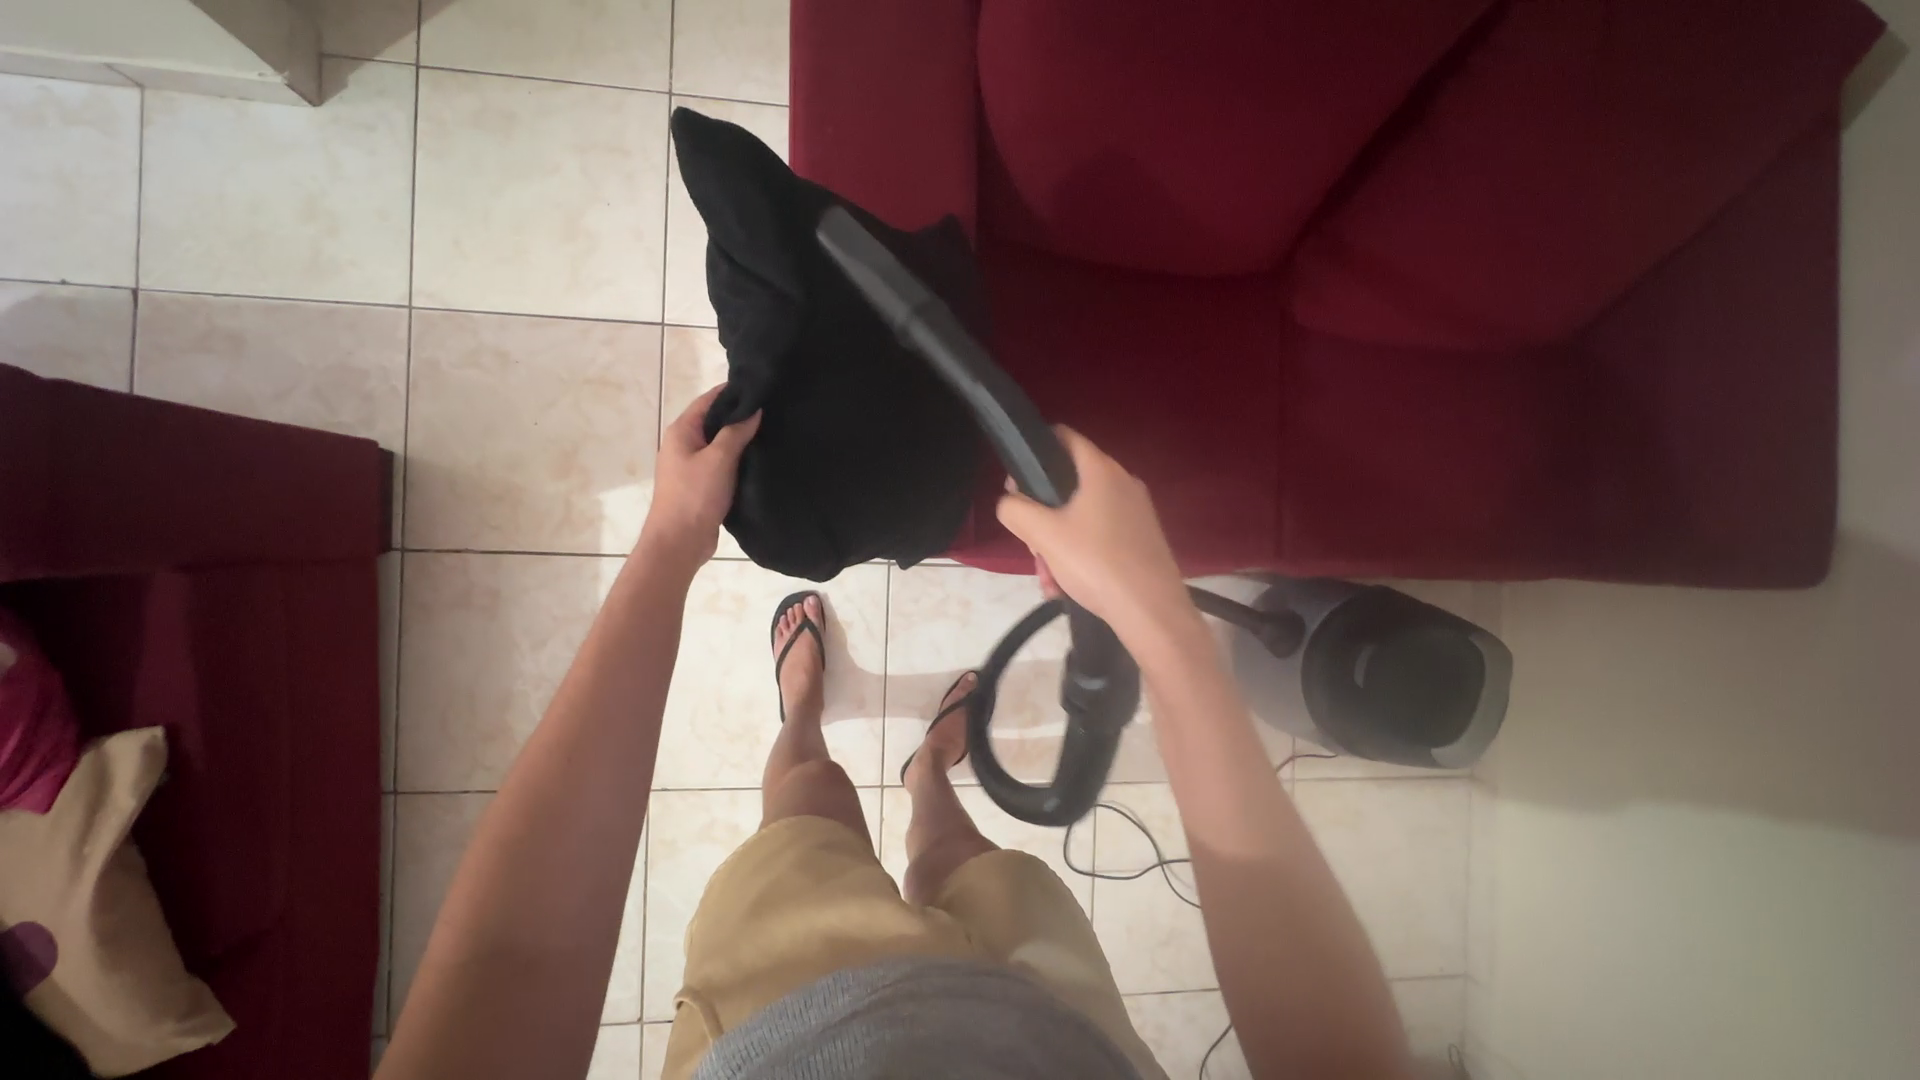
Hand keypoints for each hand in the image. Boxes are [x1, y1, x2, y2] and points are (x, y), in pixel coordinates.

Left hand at [640, 385, 760, 568]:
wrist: (679, 542)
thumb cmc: (694, 496)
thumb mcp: (719, 459)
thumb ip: (736, 432)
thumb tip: (754, 410)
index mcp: (682, 432)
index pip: (708, 401)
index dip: (732, 392)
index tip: (760, 386)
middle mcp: (684, 444)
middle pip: (714, 421)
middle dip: (740, 415)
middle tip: (774, 409)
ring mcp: (693, 466)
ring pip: (721, 444)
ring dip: (742, 439)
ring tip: (773, 431)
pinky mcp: (704, 485)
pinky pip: (724, 464)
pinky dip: (740, 459)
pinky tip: (761, 459)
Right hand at [995, 427, 1196, 647]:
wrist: (1150, 611)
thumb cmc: (1095, 563)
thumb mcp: (1042, 535)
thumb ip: (1015, 509)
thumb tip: (1010, 501)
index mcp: (1101, 469)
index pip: (1063, 436)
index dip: (1034, 453)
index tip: (1017, 487)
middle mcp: (1123, 481)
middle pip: (1068, 482)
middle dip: (1042, 514)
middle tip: (1031, 545)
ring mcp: (1136, 510)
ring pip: (1082, 514)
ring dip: (1057, 542)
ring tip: (1049, 578)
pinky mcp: (1142, 537)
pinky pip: (1100, 535)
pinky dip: (1079, 554)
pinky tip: (1067, 586)